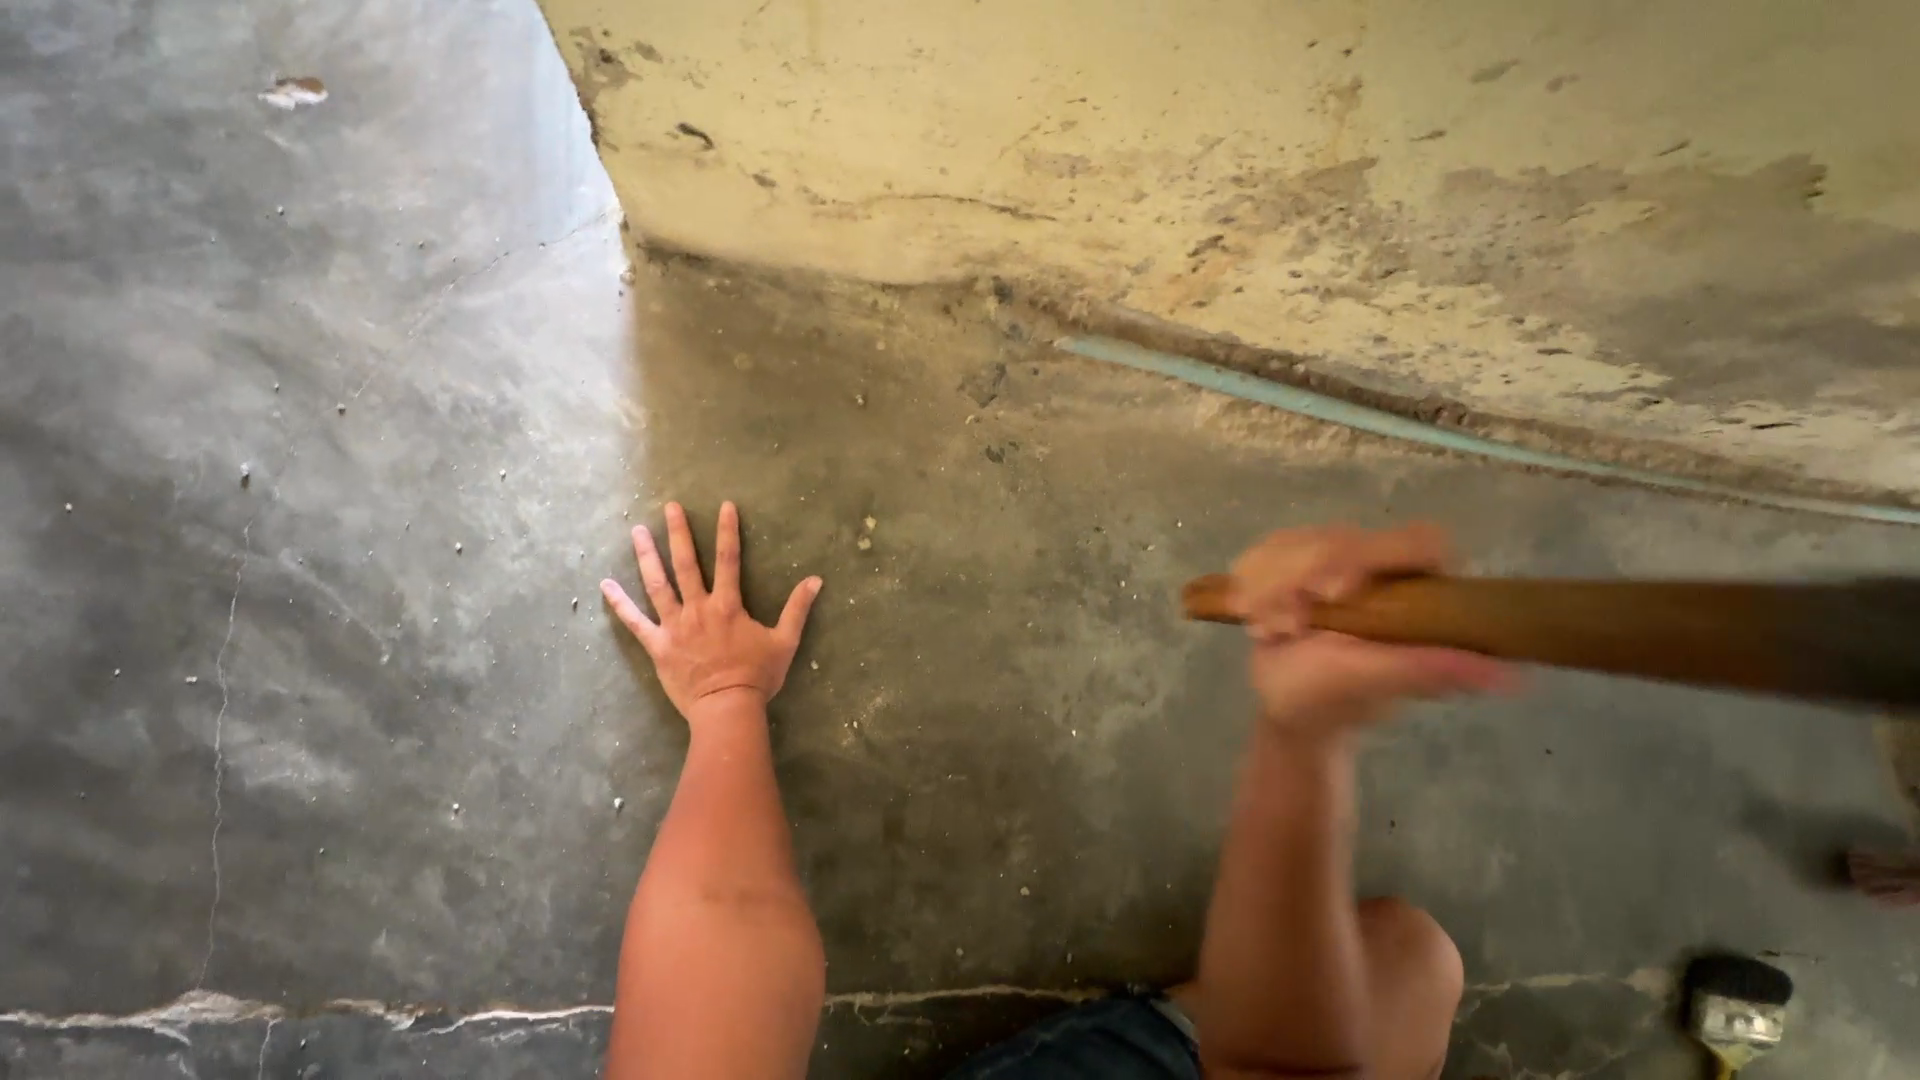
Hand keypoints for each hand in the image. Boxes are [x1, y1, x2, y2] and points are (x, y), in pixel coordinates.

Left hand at [601, 501, 821, 718]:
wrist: (727, 708)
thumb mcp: (785, 641)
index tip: (724, 506)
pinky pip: (635, 622)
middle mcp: (698, 608)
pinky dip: (619, 603)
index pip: (729, 559)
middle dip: (679, 532)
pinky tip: (606, 584)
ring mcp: (674, 626)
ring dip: (647, 556)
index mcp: (728, 605)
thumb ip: (798, 609)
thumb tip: (816, 580)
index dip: (727, 531)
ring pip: (658, 584)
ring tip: (638, 531)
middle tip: (670, 507)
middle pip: (687, 563)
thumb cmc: (757, 676)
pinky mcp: (658, 645)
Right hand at [1229, 523, 1509, 737]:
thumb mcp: (1373, 683)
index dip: (1370, 556)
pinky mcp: (1295, 560)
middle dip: (1298, 579)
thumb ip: (1425, 668)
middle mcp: (1383, 568)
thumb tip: (1511, 678)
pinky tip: (1251, 611)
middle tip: (1287, 627)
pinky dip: (1251, 578)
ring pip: (1297, 539)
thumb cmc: (1330, 701)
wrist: (1285, 709)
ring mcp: (1336, 560)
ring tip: (1269, 628)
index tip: (1331, 596)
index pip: (1416, 541)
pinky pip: (1269, 546)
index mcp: (1417, 591)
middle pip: (1339, 537)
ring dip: (1271, 585)